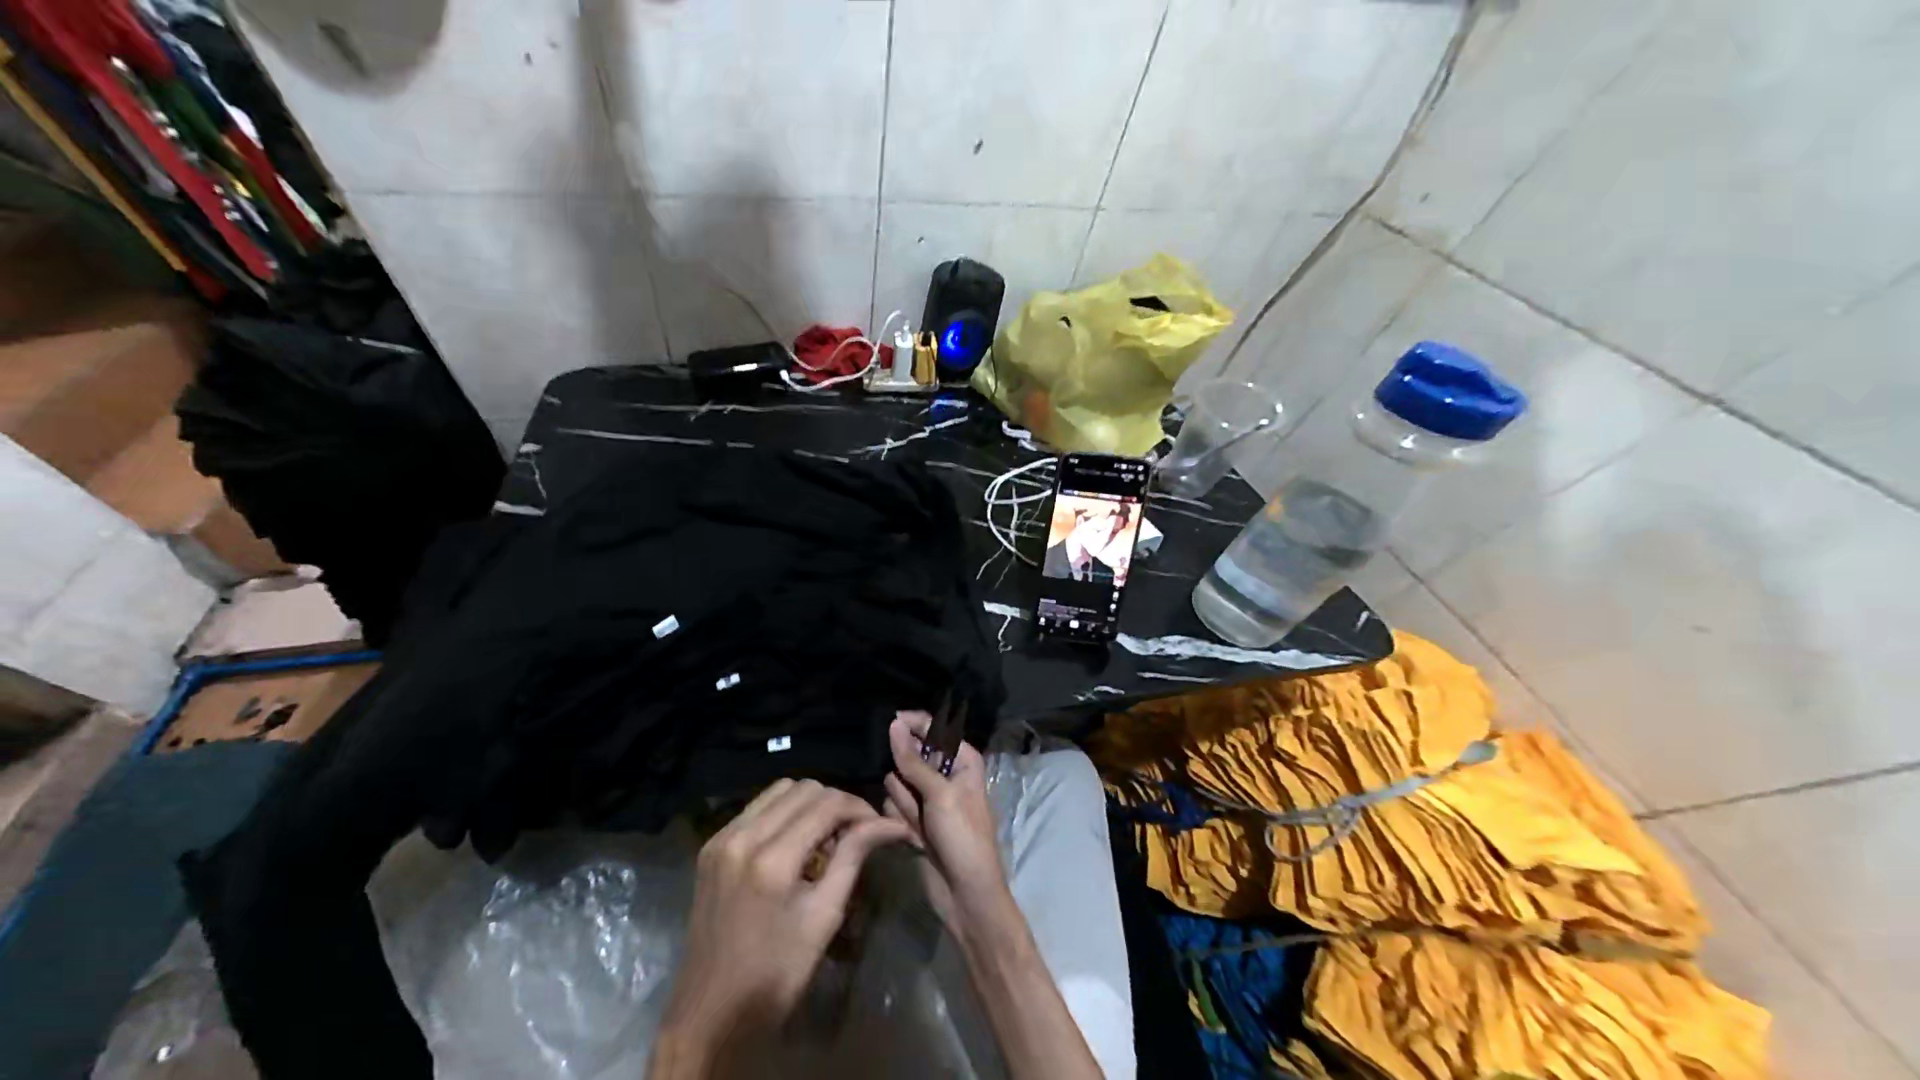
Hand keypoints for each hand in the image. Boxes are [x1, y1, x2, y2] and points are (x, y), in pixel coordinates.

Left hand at [652, 779, 909, 1075]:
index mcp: (772, 860)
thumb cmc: (777, 974)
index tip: (879, 827)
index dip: (860, 808)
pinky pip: (756, 808)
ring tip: (824, 838)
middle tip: (853, 834)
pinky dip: (783, 814)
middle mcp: (742, 837)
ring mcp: (721, 839)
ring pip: (779, 790)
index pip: (827, 804)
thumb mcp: (824, 916)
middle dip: (836, 804)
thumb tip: (890, 823)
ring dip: (809, 804)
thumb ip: (854, 857)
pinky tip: (794, 843)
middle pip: (803, 789)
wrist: (711, 1012)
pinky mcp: (711, 846)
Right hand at [882, 711, 1017, 943]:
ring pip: (898, 783)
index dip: (914, 723)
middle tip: (918, 799)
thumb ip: (913, 760)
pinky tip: (915, 839)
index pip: (935, 728)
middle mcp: (946, 775)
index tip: (891, 723)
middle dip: (906, 775)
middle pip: (910, 756)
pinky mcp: (916, 821)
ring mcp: (930, 800)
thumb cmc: (962, 836)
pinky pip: (895, 807)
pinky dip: (901, 820)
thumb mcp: (939, 794)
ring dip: (904, 803)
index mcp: (963, 761)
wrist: (965, 895)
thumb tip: (895, 724)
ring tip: (920, 825)